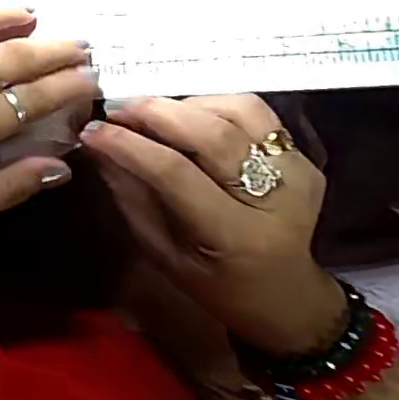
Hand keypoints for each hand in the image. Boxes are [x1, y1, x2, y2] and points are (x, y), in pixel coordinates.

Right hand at [80, 95, 345, 355]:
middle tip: (118, 109)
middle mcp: (276, 198)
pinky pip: (256, 112)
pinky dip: (214, 104)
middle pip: (213, 133)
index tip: (93, 130)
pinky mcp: (305, 158)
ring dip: (185, 104)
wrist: (286, 296)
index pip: (176, 173)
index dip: (130, 145)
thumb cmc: (216, 285)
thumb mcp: (164, 255)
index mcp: (237, 236)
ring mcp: (297, 172)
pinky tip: (188, 115)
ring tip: (151, 112)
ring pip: (237, 110)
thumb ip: (132, 197)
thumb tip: (98, 146)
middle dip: (157, 113)